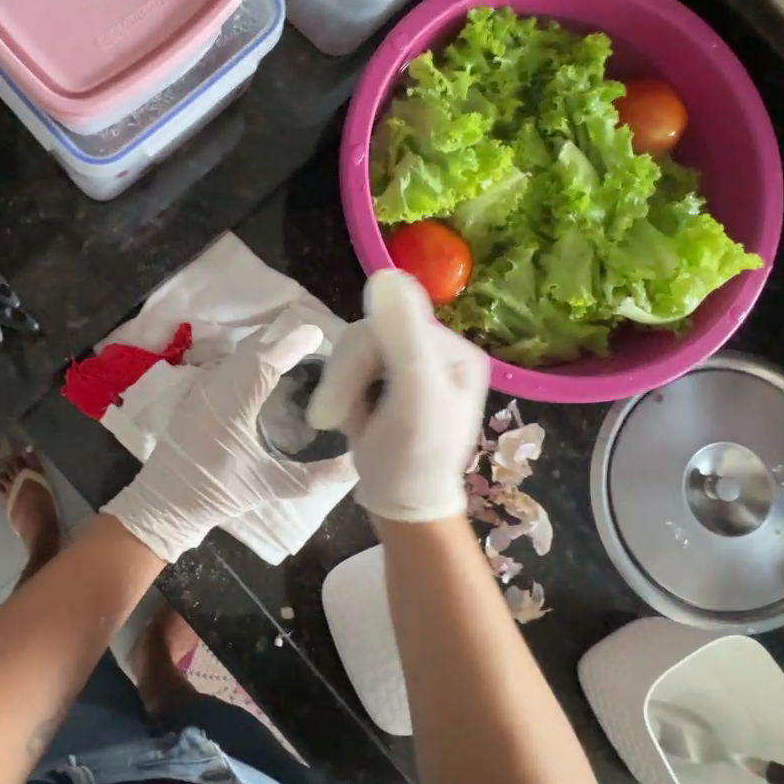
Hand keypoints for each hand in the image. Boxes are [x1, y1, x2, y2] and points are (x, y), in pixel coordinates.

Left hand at [104, 316, 356, 562]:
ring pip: (235, 356)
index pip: (265, 360)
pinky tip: (263, 375)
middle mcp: (214, 387)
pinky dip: (246, 362)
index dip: (291, 344)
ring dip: (263, 350)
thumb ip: (314, 477)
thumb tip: (354, 467)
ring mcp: (200, 390)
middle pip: (250, 350)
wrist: (163, 504)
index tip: (317, 334)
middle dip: (281, 341)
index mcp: (232, 403)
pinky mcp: (193, 398)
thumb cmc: (215, 493)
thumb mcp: (268, 487)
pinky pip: (224, 367)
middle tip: (313, 343)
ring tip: (293, 355)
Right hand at [306, 269, 489, 522]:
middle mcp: (436, 352)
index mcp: (452, 350)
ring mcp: (411, 368)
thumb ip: (403, 336)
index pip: (385, 325)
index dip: (355, 362)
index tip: (341, 405)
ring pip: (354, 351)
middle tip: (331, 418)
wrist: (403, 510)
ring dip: (340, 388)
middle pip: (368, 336)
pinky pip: (352, 368)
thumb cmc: (411, 461)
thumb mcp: (413, 397)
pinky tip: (351, 419)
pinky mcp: (390, 384)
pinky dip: (342, 393)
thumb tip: (384, 273)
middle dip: (346, 379)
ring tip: (343, 422)